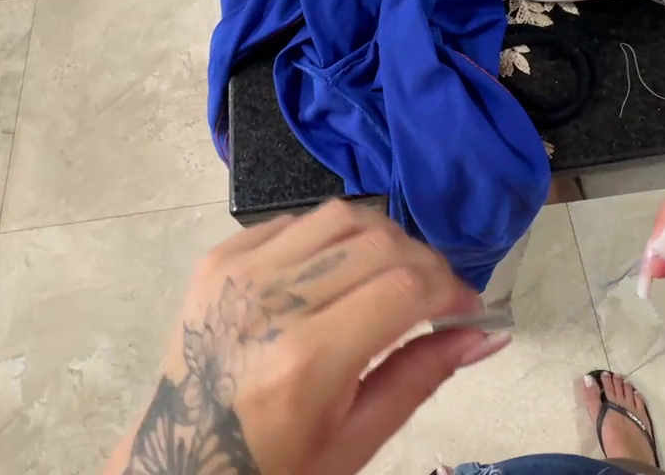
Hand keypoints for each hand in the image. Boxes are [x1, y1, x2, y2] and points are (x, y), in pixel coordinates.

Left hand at [105, 200, 511, 474]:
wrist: (177, 462)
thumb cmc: (275, 468)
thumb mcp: (354, 442)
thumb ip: (420, 377)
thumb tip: (486, 335)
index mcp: (306, 361)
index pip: (404, 288)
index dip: (450, 288)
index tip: (467, 306)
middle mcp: (270, 301)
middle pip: (377, 242)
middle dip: (424, 262)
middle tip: (437, 294)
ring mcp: (237, 271)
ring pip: (339, 216)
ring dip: (381, 238)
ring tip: (392, 274)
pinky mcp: (218, 257)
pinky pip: (294, 221)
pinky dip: (331, 235)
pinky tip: (337, 268)